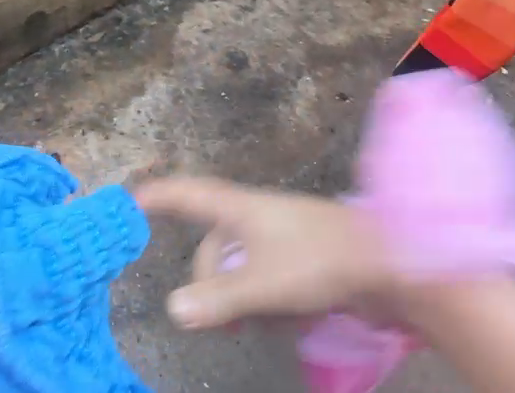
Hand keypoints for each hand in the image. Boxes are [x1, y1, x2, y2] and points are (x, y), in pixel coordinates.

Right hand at [135, 176, 396, 329]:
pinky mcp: (298, 256)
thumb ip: (218, 299)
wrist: (387, 264)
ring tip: (261, 321)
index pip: (185, 193)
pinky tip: (285, 319)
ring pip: (238, 268)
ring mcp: (277, 236)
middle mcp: (252, 216)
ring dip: (242, 298)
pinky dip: (265, 300)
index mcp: (238, 207)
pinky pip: (263, 278)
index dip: (156, 196)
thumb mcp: (262, 284)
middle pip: (212, 248)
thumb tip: (173, 308)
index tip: (127, 201)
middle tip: (222, 319)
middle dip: (212, 283)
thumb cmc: (318, 260)